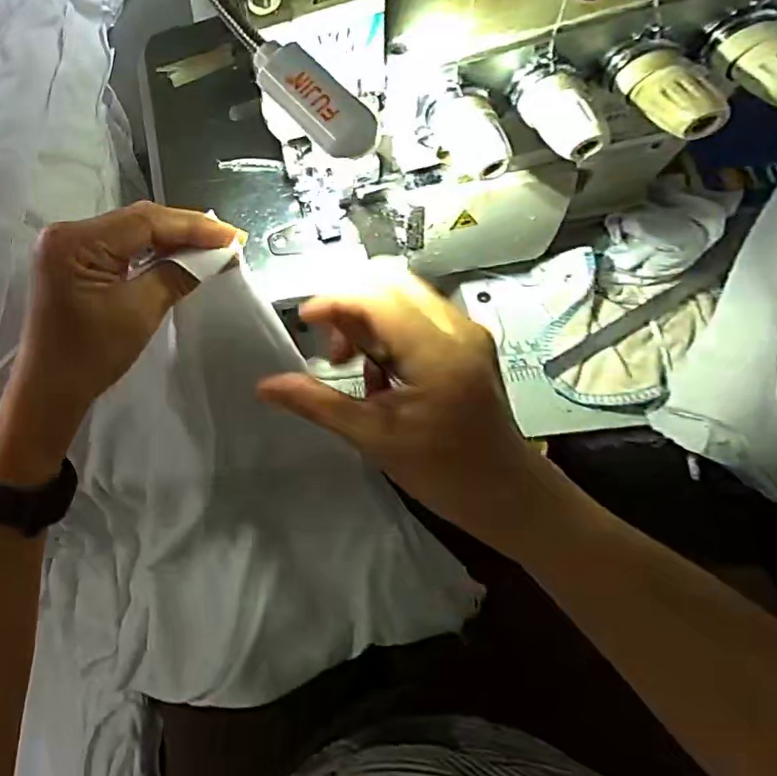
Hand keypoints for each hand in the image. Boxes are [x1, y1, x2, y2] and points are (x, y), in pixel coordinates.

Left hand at [0, 202, 241, 484]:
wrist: (50, 391)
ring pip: (131, 230)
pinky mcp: (74, 258)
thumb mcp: (140, 312)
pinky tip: (178, 254)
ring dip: (171, 238)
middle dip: (185, 230)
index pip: (145, 221)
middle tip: (228, 240)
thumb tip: (217, 254)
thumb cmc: (90, 356)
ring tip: (211, 246)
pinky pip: (120, 244)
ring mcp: (68, 244)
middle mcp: (67, 232)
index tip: (233, 236)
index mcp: (75, 242)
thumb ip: (177, 274)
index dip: (193, 226)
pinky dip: (150, 249)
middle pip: (138, 220)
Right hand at [256, 264, 547, 532]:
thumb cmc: (446, 473)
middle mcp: (456, 329)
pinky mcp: (466, 338)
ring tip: (354, 362)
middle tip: (335, 349)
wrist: (510, 493)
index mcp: (437, 353)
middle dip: (350, 305)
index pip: (376, 298)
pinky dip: (386, 326)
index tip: (305, 323)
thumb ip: (318, 404)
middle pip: (389, 282)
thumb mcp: (375, 439)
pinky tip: (379, 368)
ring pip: (401, 292)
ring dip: (366, 315)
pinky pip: (415, 310)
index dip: (333, 302)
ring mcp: (465, 330)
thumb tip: (266, 386)